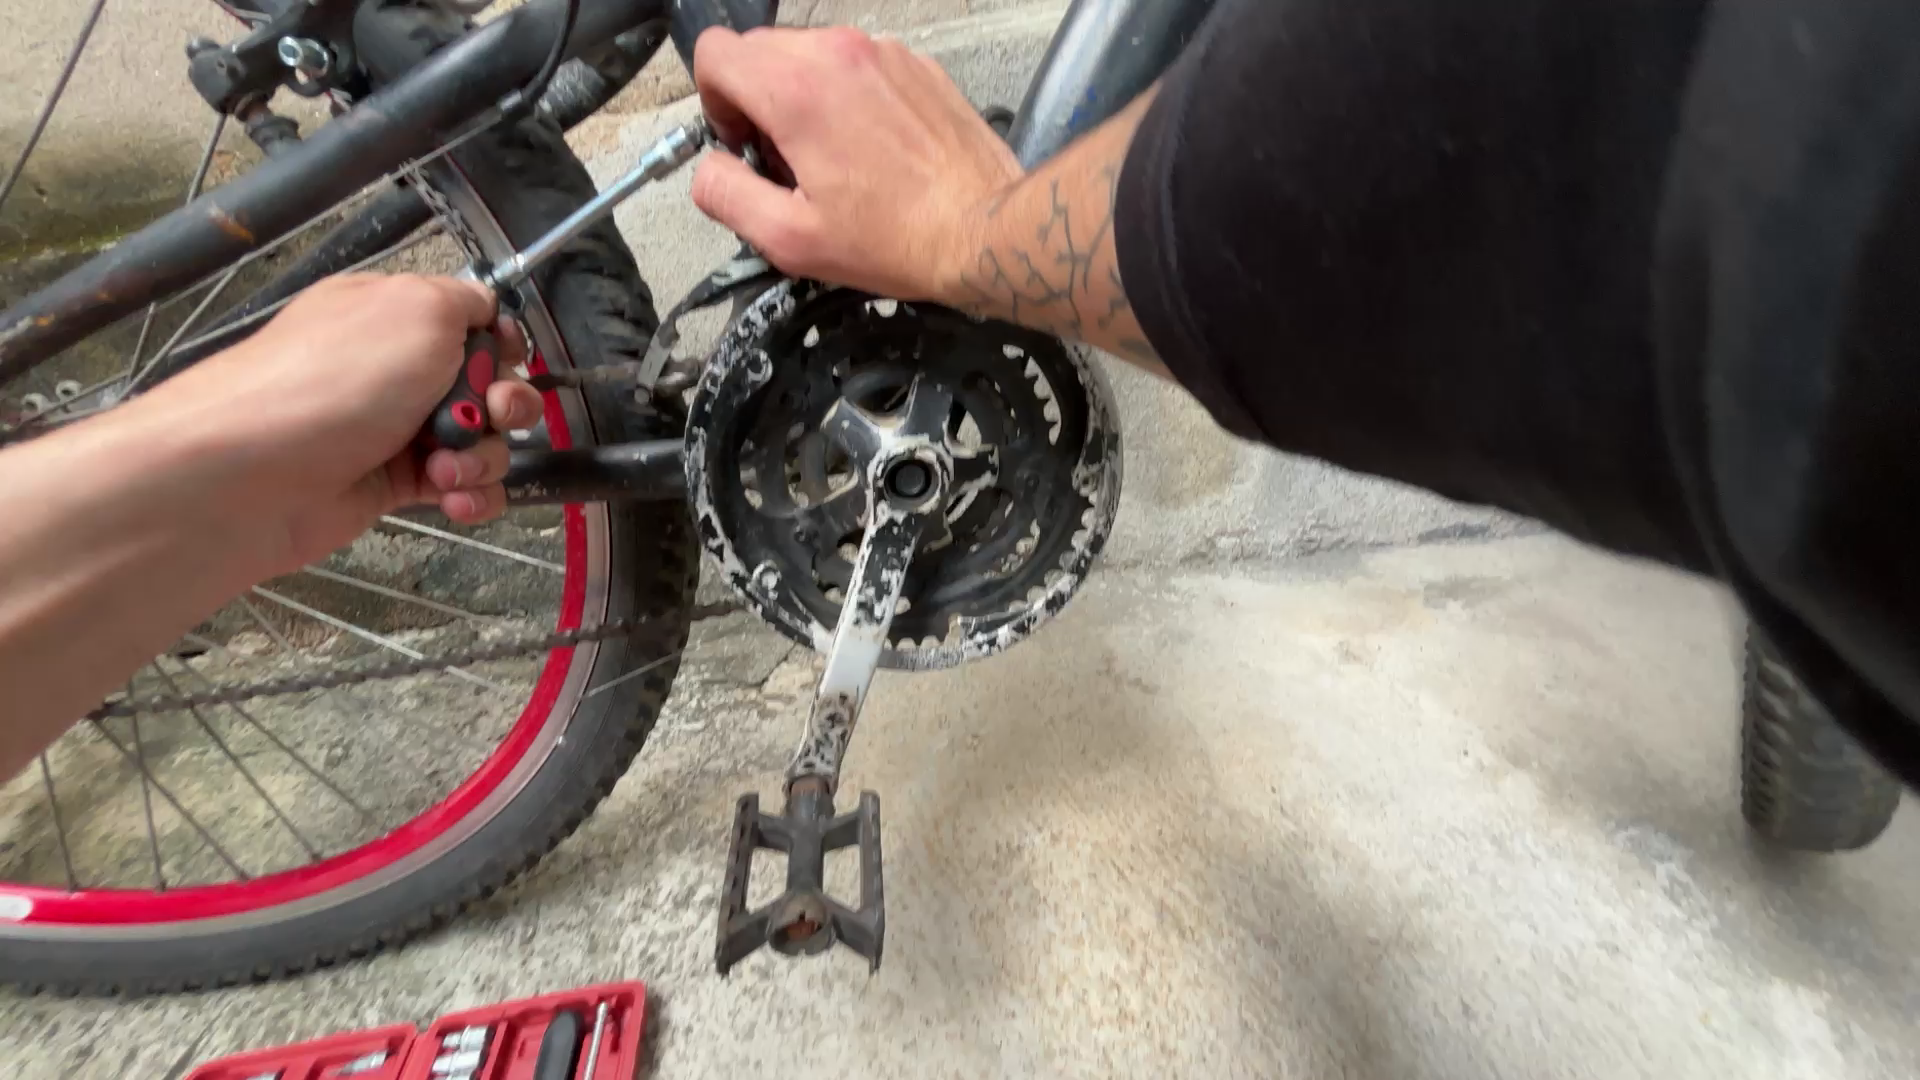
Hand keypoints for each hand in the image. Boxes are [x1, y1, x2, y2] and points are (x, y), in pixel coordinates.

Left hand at [134, 273, 542, 573]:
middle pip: (493, 388)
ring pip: (486, 442)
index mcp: (398, 318)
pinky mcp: (403, 482)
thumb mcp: (416, 310)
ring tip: (448, 470)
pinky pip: (468, 487)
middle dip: (506, 407)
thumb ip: (467, 300)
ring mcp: (404, 429)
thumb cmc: (343, 380)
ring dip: (484, 458)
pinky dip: (473, 494)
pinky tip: (454, 499)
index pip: (476, 324)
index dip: (504, 344)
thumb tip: (490, 311)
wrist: (254, 474)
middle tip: (490, 416)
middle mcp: (403, 371)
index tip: (506, 359)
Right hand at [690, 26, 1021, 302]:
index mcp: (797, 90)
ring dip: (809, 103)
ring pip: (814, 59)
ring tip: (839, 165)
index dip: (716, 104)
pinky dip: (854, 102)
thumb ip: (728, 197)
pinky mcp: (918, 68)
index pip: (716, 55)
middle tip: (791, 167)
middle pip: (763, 54)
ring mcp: (885, 54)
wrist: (983, 232)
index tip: (745, 147)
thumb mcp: (791, 239)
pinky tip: (876, 156)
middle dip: (761, 106)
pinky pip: (862, 70)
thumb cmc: (898, 241)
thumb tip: (709, 171)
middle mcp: (839, 53)